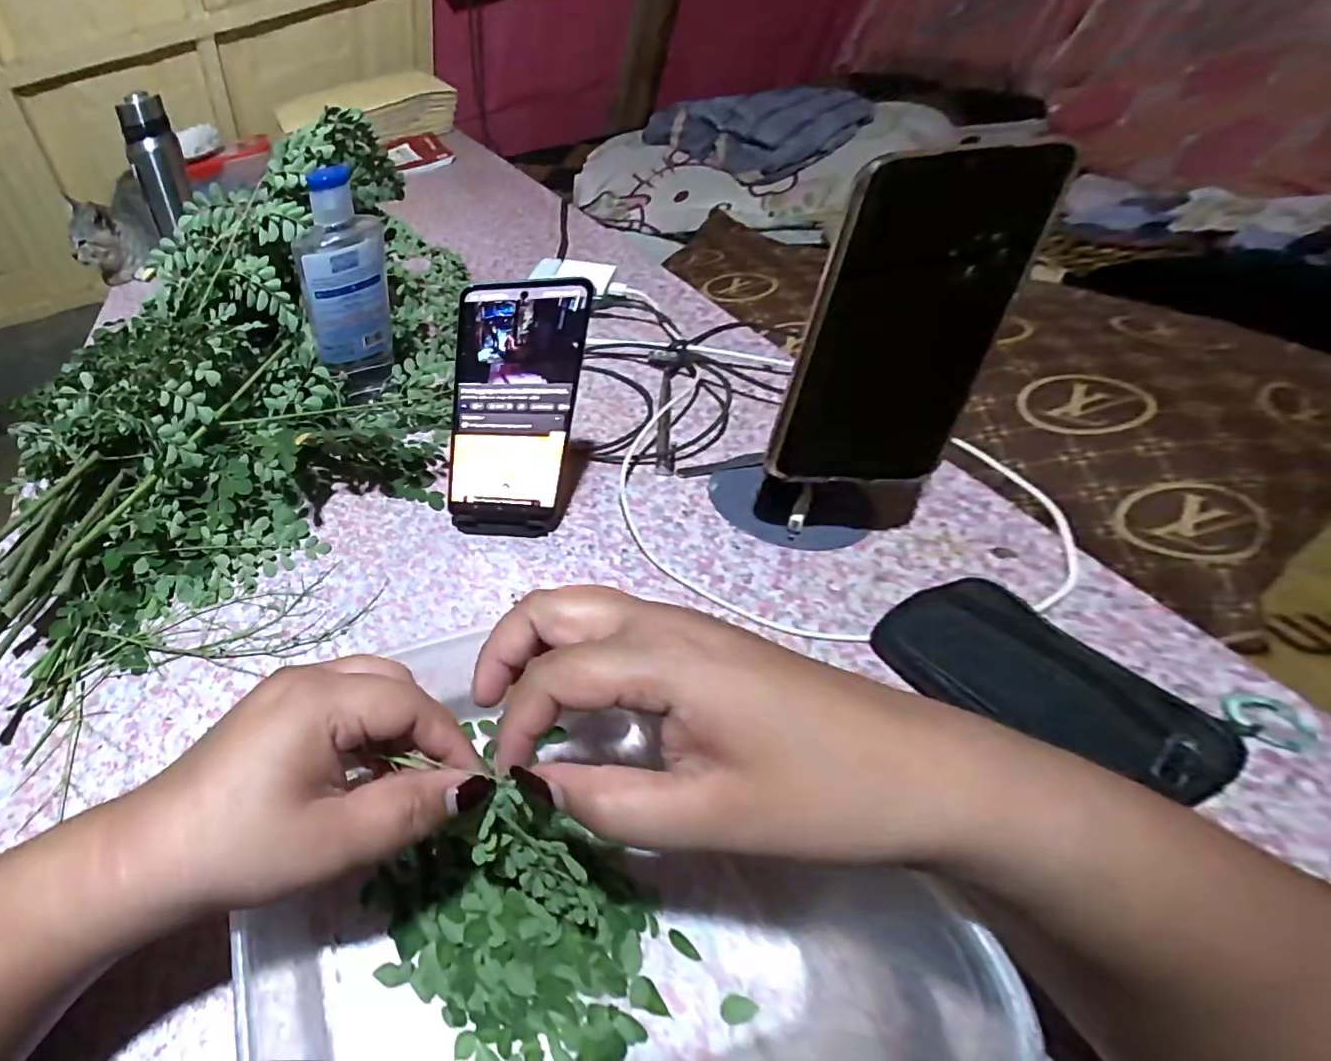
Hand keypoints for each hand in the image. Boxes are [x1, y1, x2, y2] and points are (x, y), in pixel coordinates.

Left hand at [119, 657, 487, 912]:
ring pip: (366, 690)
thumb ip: (411, 808)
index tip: (475, 791)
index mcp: (319, 696)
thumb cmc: (246, 847)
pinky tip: (365, 775)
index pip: (410, 702)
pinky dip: (366, 732)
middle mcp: (305, 677)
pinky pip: (339, 704)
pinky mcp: (275, 709)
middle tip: (441, 786)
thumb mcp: (338, 838)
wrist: (155, 855)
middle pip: (391, 684)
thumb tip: (473, 789)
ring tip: (406, 784)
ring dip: (397, 729)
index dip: (451, 742)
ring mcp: (286, 689)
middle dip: (427, 729)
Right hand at [474, 586, 1082, 864]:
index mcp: (660, 655)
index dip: (517, 723)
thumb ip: (607, 803)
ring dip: (532, 642)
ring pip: (575, 605)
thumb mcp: (709, 817)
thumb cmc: (823, 796)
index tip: (509, 778)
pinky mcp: (694, 638)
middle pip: (548, 607)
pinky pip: (605, 622)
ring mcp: (678, 622)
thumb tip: (532, 788)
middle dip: (503, 651)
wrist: (934, 773)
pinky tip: (578, 695)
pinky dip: (567, 646)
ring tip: (518, 698)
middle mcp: (658, 620)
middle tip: (488, 707)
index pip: (554, 674)